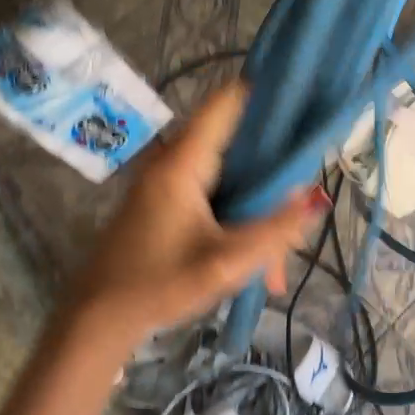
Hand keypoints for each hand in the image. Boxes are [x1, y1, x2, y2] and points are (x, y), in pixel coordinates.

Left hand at [64, 82, 322, 348]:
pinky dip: (242, 218)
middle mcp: (175, 162)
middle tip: (302, 205)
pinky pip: (218, 194)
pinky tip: (257, 262)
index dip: (266, 92)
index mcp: (184, 164)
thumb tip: (317, 196)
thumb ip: (276, 229)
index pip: (228, 102)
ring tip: (274, 263)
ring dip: (260, 207)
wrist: (96, 322)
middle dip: (275, 171)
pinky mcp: (169, 202)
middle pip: (239, 142)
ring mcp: (170, 182)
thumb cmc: (158, 286)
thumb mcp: (226, 263)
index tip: (306, 96)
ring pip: (233, 175)